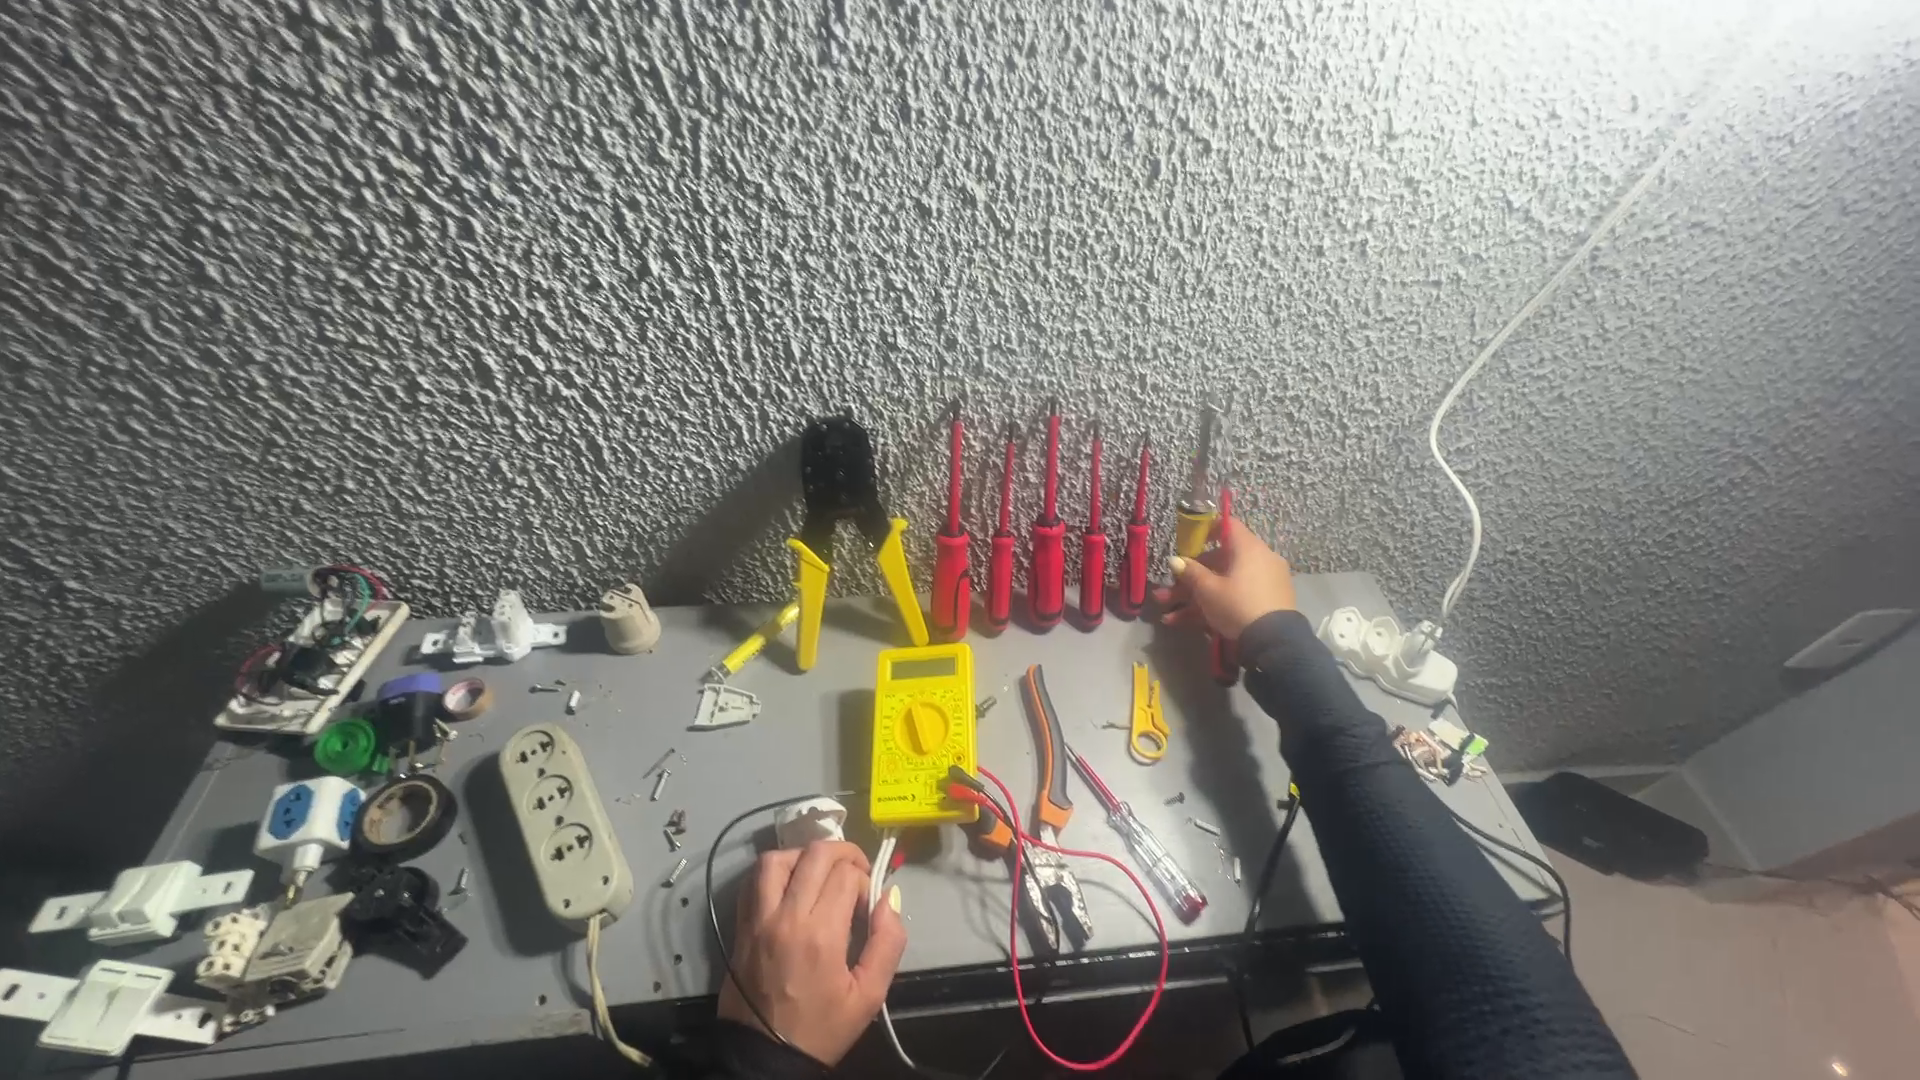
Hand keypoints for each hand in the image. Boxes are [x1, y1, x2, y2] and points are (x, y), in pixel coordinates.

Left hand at [718, 840, 906, 1065]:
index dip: (864, 881)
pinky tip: (791, 884)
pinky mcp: (741, 926)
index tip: (867, 906)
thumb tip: (888, 898)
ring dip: (804, 856)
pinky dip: (774, 871)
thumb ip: (887, 943)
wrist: (763, 1061)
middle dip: (843, 854)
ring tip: (820, 873)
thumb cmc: (820, 1030)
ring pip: (777, 859)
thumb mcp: (869, 997)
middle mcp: (785, 917)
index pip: (846, 875)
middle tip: (854, 874)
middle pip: (815, 854)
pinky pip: (753, 880)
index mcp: (820, 935)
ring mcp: (757, 919)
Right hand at [1155, 517, 1295, 638]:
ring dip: (1193, 597)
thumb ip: (1190, 572)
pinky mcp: (1265, 602)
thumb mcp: (1208, 590)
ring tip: (1168, 614)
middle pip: (1218, 562)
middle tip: (1168, 591)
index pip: (1227, 525)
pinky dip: (1211, 606)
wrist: (1275, 642)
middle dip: (1189, 578)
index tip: (1187, 541)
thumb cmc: (1237, 605)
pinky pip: (1234, 597)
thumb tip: (1175, 560)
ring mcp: (1263, 582)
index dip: (1206, 529)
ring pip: (1222, 583)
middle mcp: (1259, 560)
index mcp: (1248, 548)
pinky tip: (1182, 622)